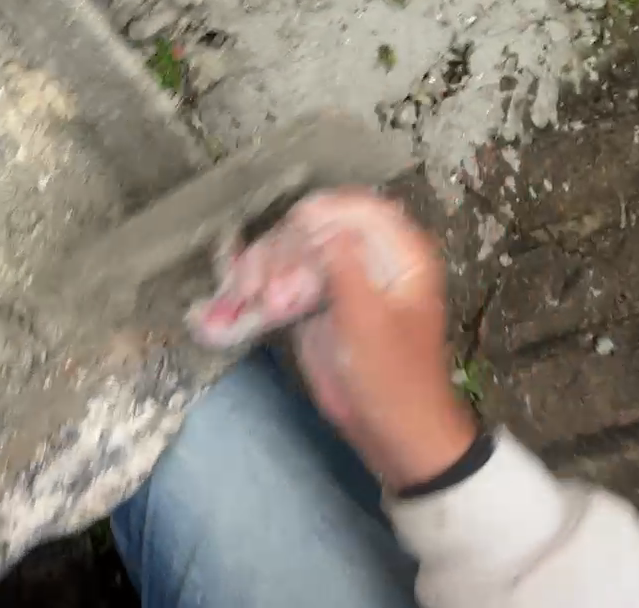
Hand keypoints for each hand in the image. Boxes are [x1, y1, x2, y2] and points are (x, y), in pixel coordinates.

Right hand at [189, 189, 477, 488]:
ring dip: (264, 269)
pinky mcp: (312, 298)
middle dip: (284, 252)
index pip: (359, 207)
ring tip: (253, 299)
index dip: (324, 212)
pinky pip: (279, 275)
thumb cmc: (392, 376)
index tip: (292, 230)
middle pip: (314, 227)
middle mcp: (367, 257)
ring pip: (289, 249)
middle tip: (267, 288)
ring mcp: (336, 277)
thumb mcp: (368, 318)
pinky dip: (258, 282)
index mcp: (399, 255)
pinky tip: (239, 292)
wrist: (390, 431)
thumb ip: (342, 263)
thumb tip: (313, 216)